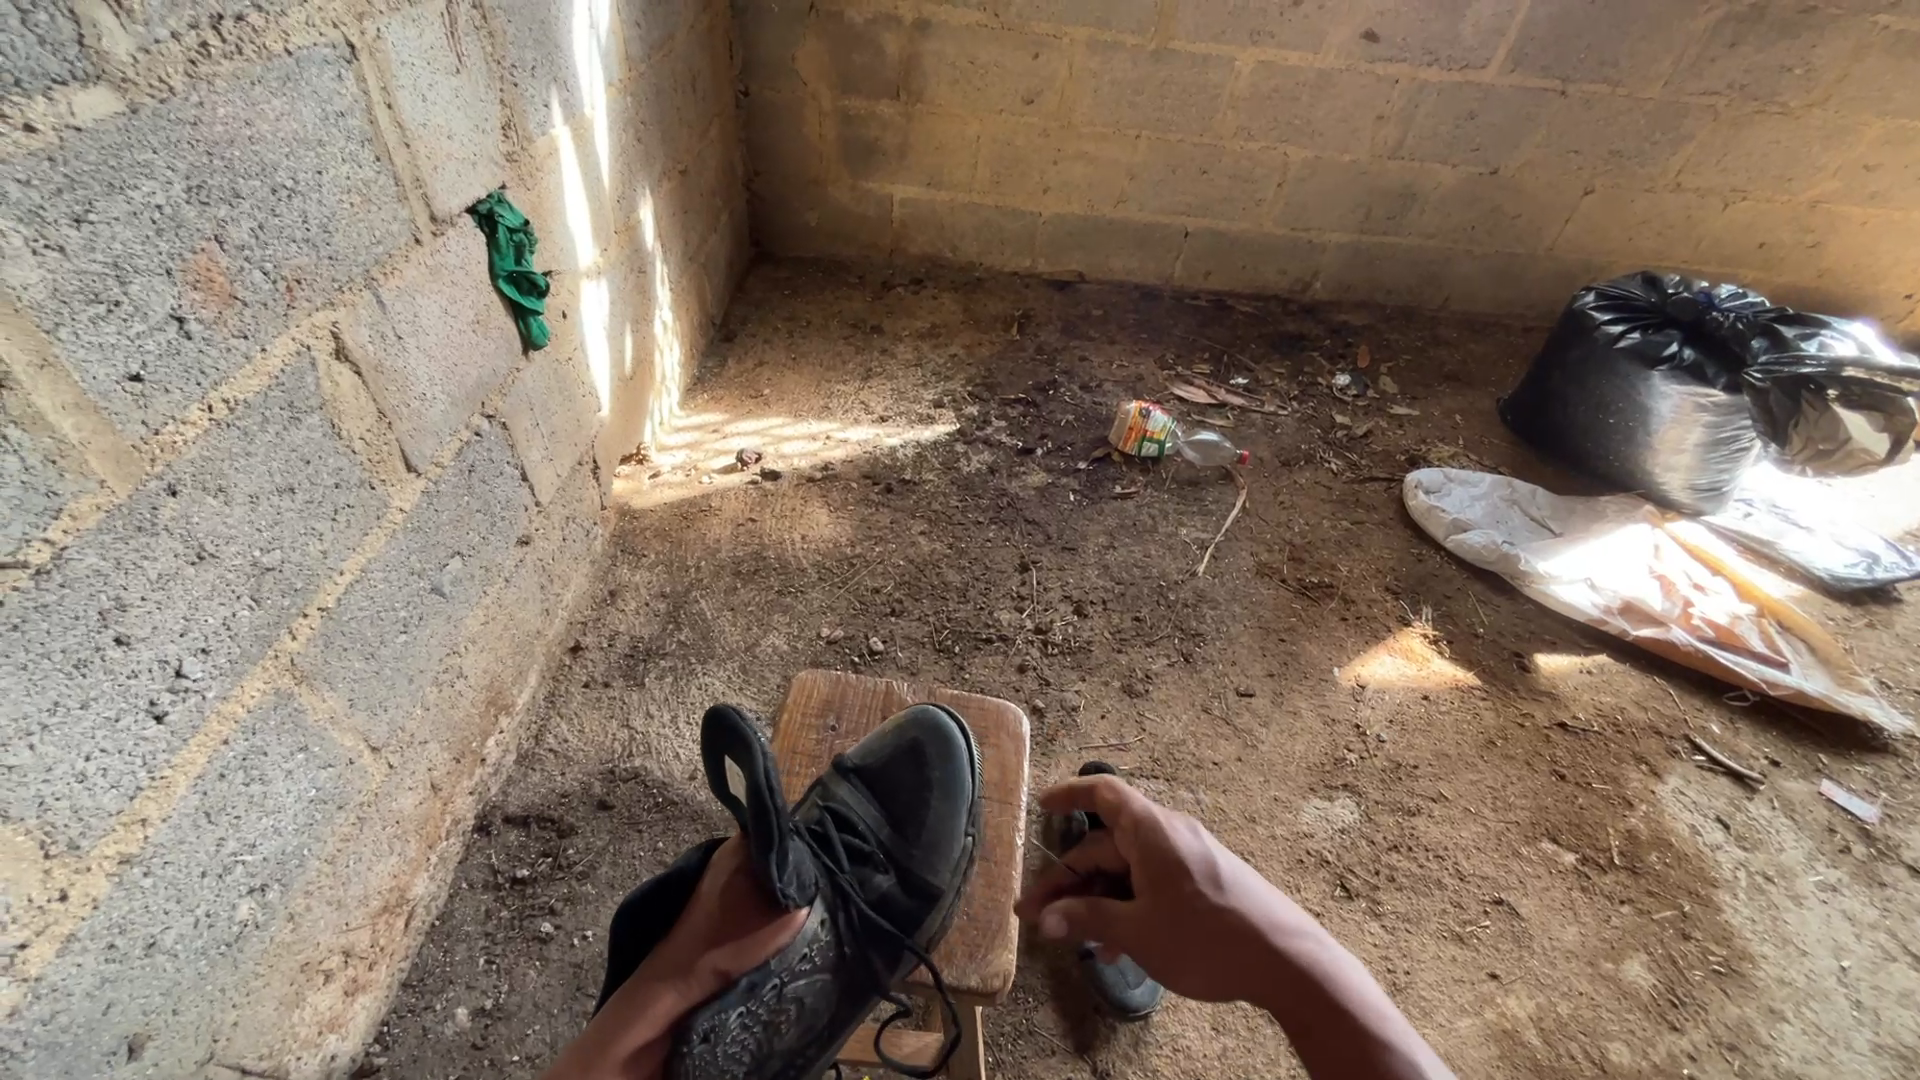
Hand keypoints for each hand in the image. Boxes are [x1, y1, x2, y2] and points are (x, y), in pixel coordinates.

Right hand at [1016, 773, 1308, 1005]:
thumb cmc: (1206, 937)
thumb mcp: (1138, 931)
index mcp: (1150, 830)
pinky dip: (1128, 905)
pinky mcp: (1202, 881)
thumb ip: (1086, 919)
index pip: (1101, 793)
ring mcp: (1186, 857)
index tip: (1039, 808)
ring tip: (1075, 939)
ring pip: (1127, 869)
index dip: (1068, 795)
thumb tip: (1042, 920)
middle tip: (1039, 916)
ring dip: (1098, 899)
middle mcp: (1166, 834)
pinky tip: (1116, 946)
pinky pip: (1151, 883)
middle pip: (1106, 843)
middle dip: (1070, 879)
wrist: (1288, 962)